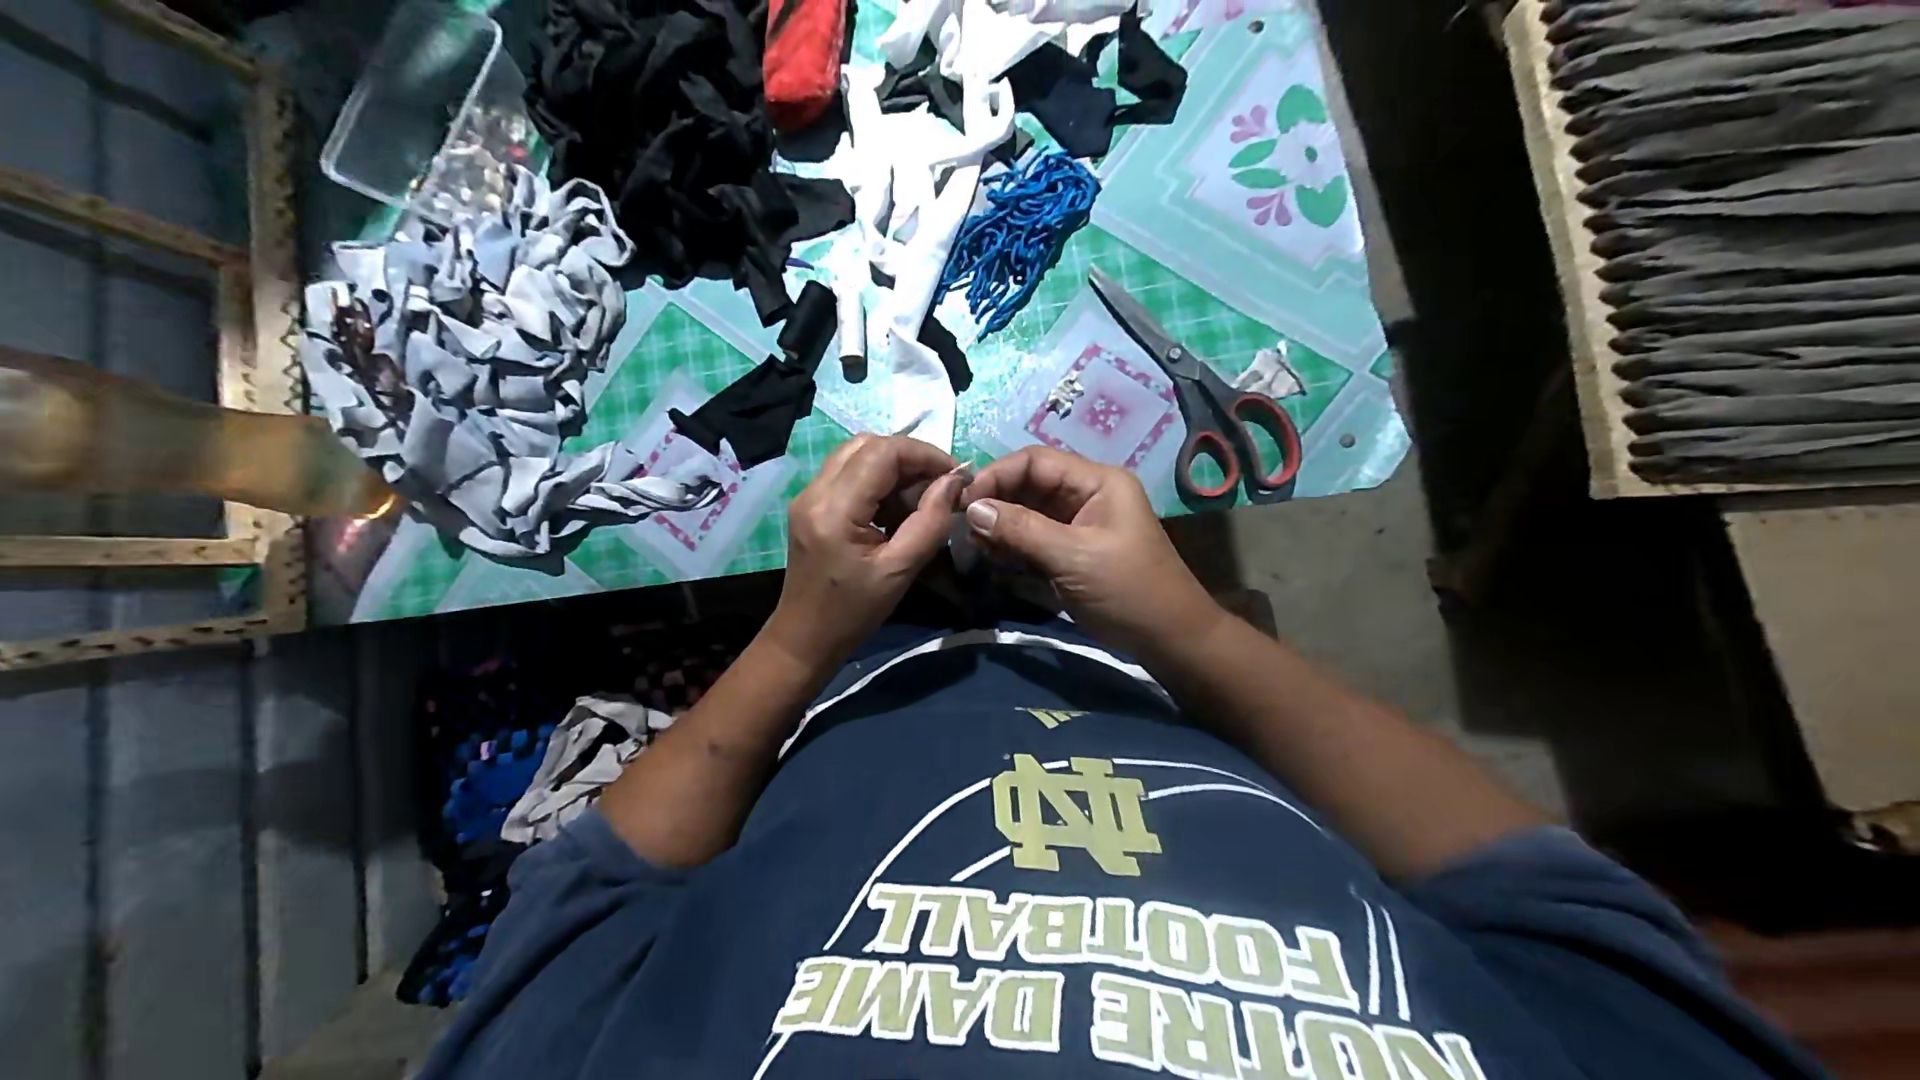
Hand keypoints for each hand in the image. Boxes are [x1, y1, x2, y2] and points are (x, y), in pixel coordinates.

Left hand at [765, 434, 963, 669]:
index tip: (955, 477)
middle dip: (910, 458)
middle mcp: (815, 491)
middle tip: (938, 486)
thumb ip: (930, 521)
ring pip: (857, 454)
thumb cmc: (853, 612)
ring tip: (919, 499)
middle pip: (868, 444)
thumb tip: (955, 482)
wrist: (805, 638)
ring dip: (894, 467)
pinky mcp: (811, 504)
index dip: (924, 455)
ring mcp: (808, 495)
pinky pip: (849, 473)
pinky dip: (878, 480)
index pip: (883, 453)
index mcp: (834, 509)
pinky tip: (894, 509)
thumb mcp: (900, 570)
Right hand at [960, 446, 1223, 658]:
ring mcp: (1075, 524)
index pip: (1036, 461)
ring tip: (976, 546)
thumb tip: (972, 509)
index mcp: (1096, 482)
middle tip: (965, 527)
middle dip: (995, 502)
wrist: (1166, 640)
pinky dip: (1009, 545)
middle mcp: (1084, 495)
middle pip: (1027, 485)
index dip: (997, 474)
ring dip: (998, 525)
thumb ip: (1022, 530)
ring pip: (1025, 512)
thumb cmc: (1128, 590)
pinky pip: (1030, 538)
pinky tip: (991, 557)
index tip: (964, 500)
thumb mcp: (1074, 557)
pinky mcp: (1067, 552)